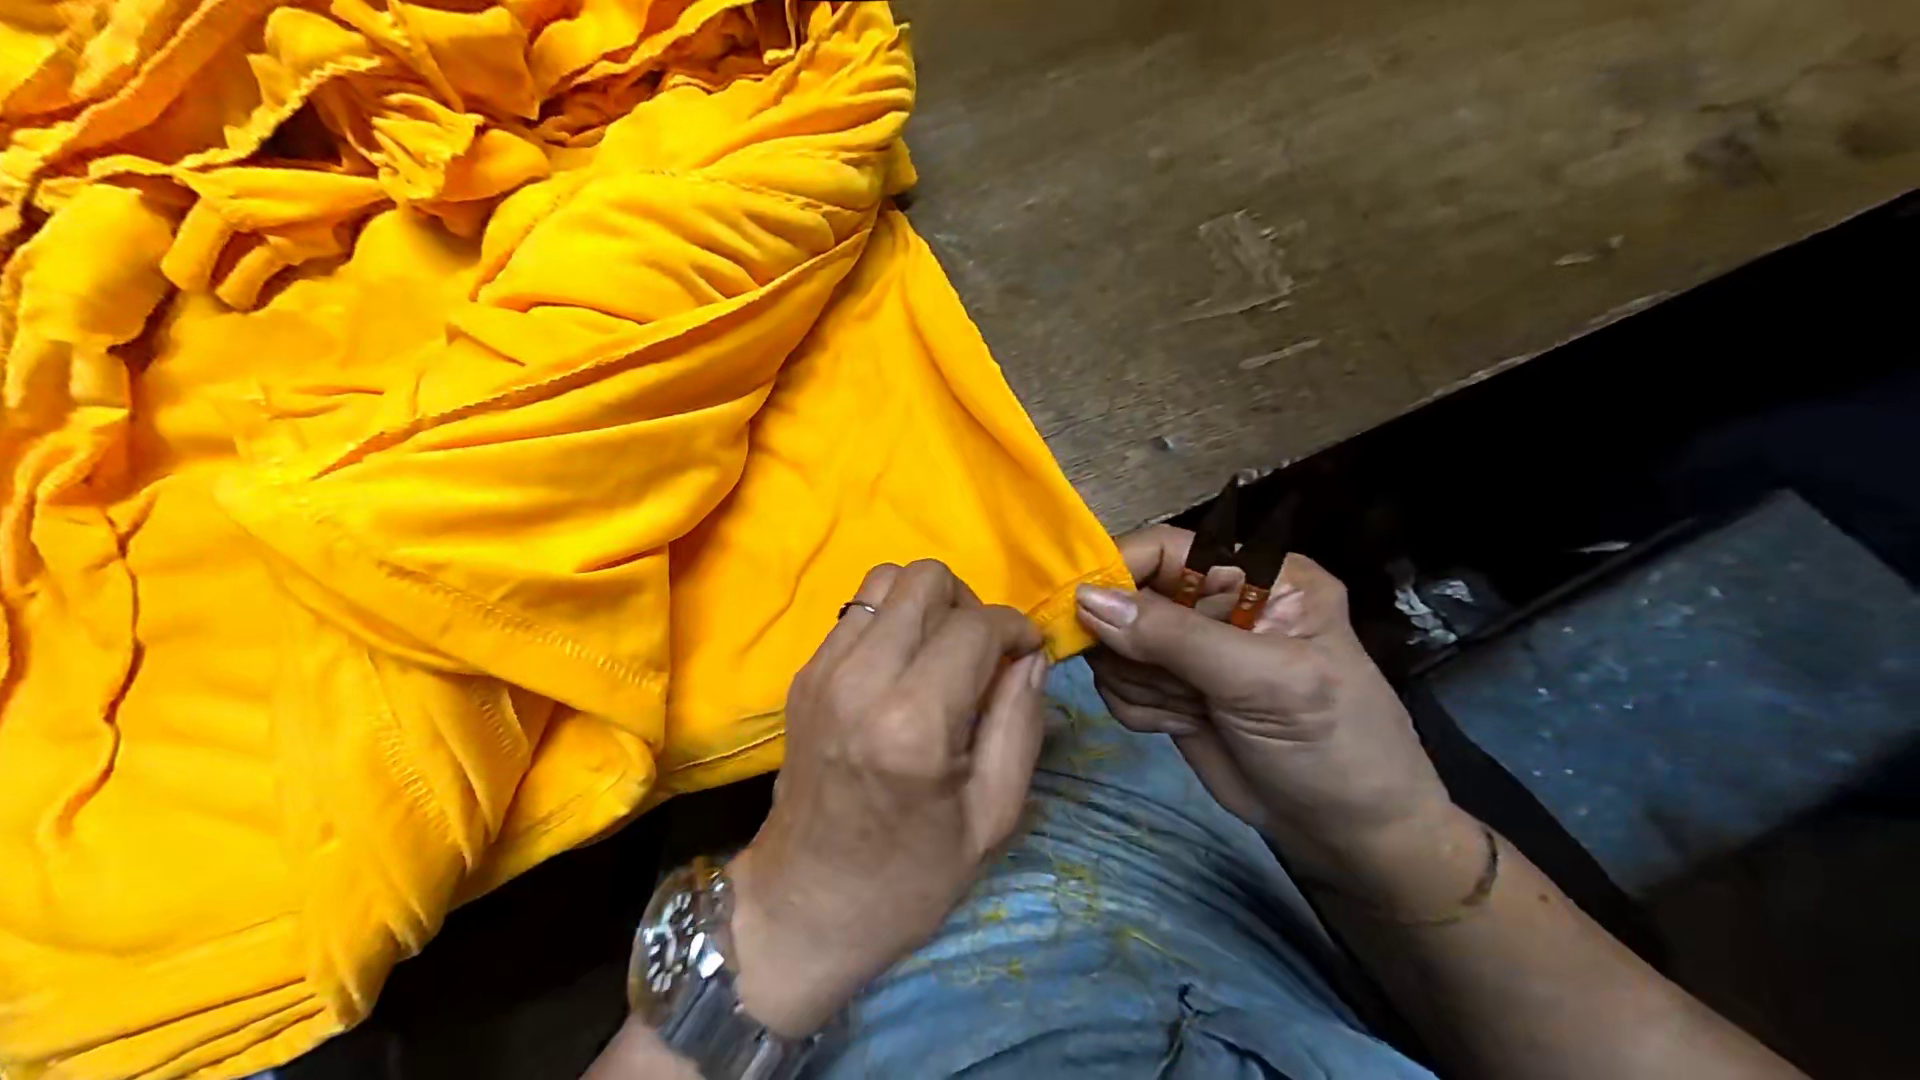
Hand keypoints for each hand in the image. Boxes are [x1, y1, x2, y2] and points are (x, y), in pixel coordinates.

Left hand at [725, 560, 1049, 1037]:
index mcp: (913, 725)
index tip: (1028, 651)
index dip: (1016, 627)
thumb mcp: (993, 815)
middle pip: (926, 579)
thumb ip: (1020, 722)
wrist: (806, 904)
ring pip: (887, 579)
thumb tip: (1032, 654)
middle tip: (983, 652)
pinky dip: (892, 619)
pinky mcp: (804, 673)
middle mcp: (861, 681)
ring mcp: (823, 671)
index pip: (976, 626)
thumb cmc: (912, 876)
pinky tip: (904, 666)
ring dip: (929, 604)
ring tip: (944, 652)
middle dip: (970, 604)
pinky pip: (857, 608)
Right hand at [1075, 526, 1453, 873]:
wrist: (1347, 836)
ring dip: (1141, 683)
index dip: (1118, 572)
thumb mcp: (1265, 681)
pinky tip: (1183, 725)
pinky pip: (1117, 682)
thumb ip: (1174, 637)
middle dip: (1137, 648)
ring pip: (1114, 644)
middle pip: (1126, 598)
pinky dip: (1139, 708)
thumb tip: (1086, 599)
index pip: (1164, 549)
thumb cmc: (1331, 745)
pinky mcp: (1169, 686)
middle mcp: (1216, 601)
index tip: (1083, 612)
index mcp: (1256, 575)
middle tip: (1177, 685)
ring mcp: (1188, 647)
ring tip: (1191, 710)